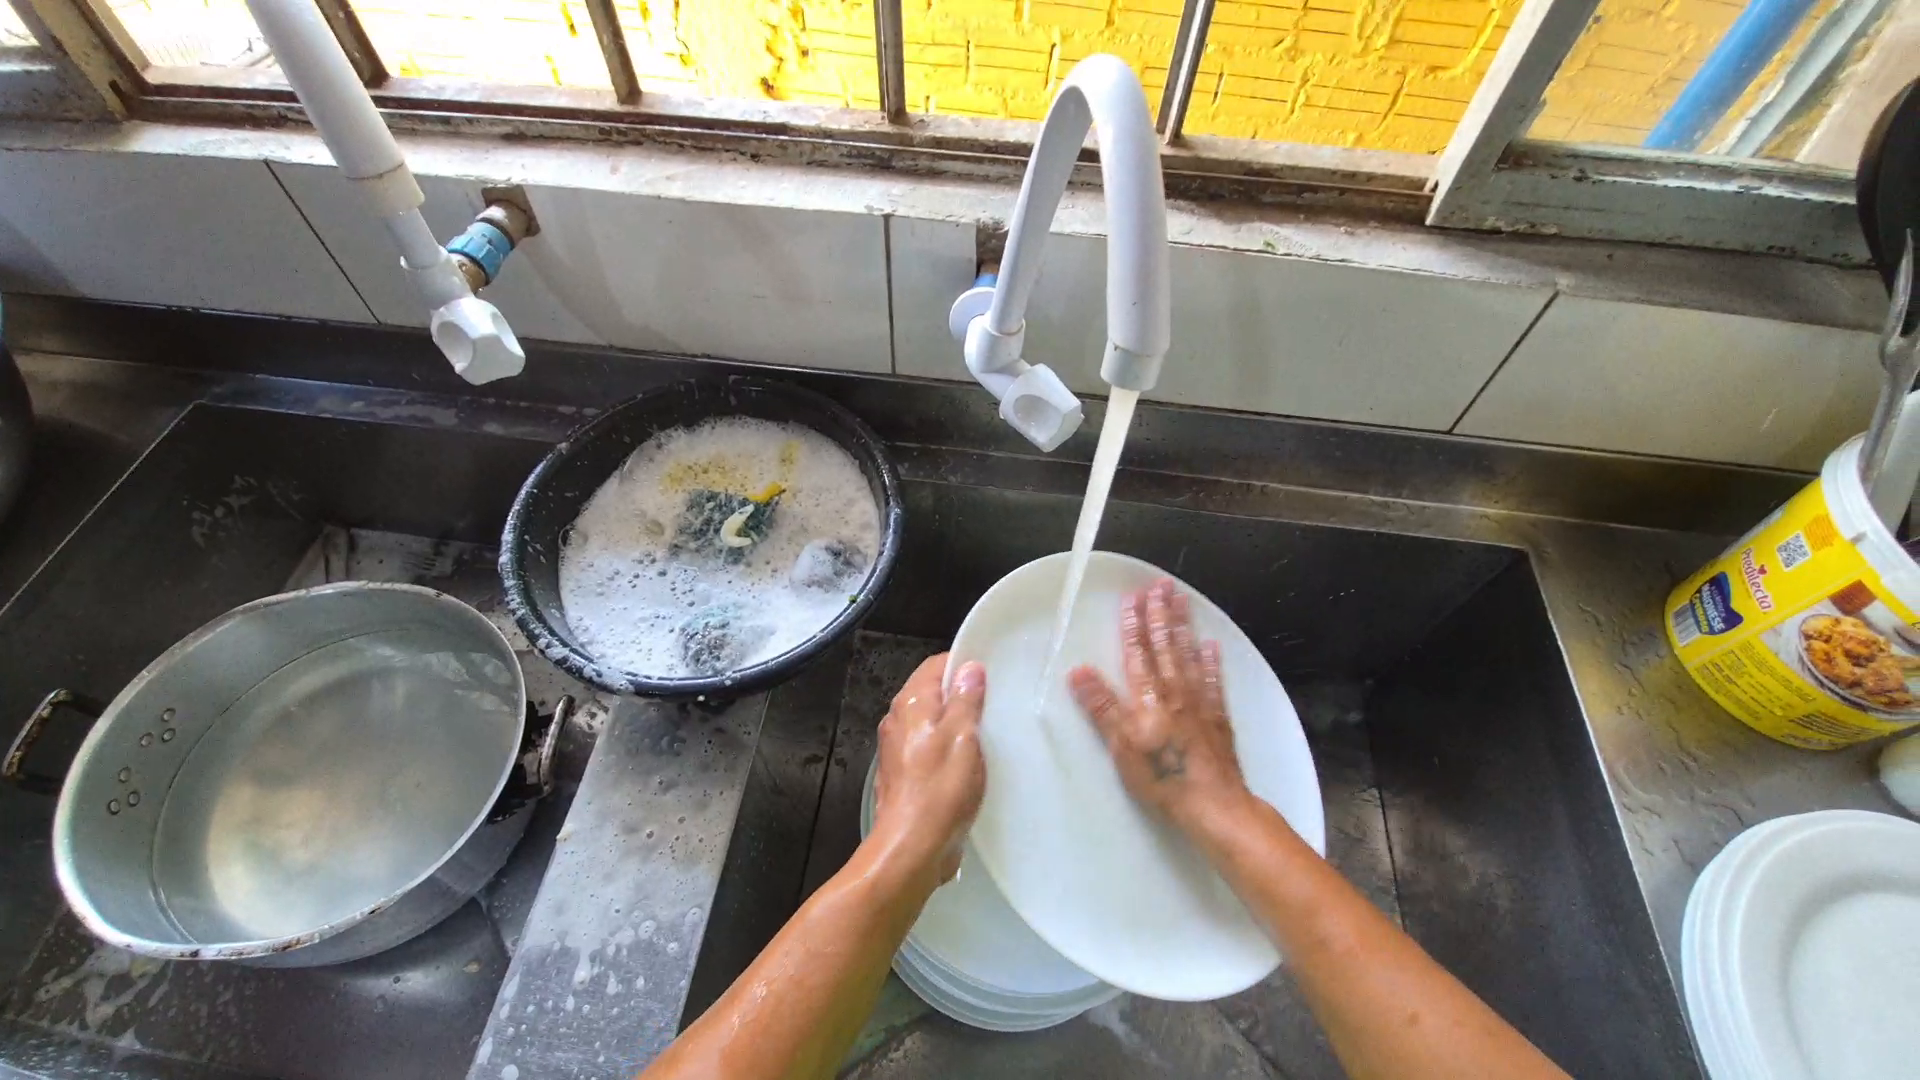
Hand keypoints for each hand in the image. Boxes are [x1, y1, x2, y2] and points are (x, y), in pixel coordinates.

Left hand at [869, 653, 986, 884]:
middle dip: (962, 695)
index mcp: (910, 704)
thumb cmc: (940, 789)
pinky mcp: (905, 775)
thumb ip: (965, 699)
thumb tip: (969, 667)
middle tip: (997, 703)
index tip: (992, 673)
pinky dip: (949, 749)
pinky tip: (971, 763)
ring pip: (932, 722)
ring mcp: (899, 749)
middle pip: (933, 693)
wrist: (911, 849)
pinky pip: (930, 749)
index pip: (935, 665)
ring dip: (957, 725)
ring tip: (990, 732)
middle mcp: (898, 720)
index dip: (962, 664)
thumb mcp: (962, 737)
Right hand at [1069, 578, 1250, 832]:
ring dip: (1183, 626)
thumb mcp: (1121, 745)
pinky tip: (1211, 645)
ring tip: (1182, 600)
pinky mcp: (1218, 718)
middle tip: (1161, 585)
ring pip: (1190, 655)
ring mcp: (1199, 702)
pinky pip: (1214, 681)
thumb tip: (1078, 671)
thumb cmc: (1161, 776)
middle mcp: (1175, 691)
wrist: (1213, 804)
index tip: (1133, 596)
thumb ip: (1102, 706)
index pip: (1138, 652)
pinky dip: (1212, 661)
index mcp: (1149, 696)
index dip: (1134, 623)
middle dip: (1161, 613)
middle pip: (1166, 645)